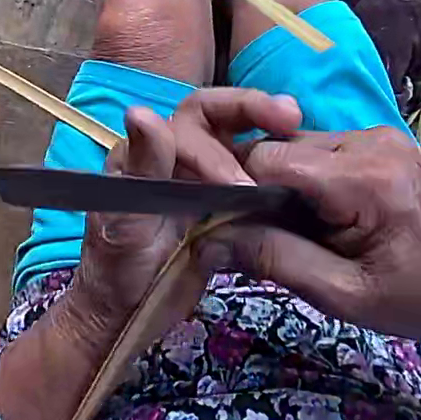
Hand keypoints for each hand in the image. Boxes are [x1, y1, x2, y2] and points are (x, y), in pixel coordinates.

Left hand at [54, 88, 303, 351]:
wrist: (131, 310)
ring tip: (298, 127)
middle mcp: (179, 151)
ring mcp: (205, 172)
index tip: (239, 185)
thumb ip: (141, 168)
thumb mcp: (127, 222)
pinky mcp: (228, 195)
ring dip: (269, 128)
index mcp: (150, 150)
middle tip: (290, 117)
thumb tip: (142, 112)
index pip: (192, 122)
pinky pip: (255, 168)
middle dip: (254, 109)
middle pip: (220, 113)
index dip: (217, 145)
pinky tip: (300, 166)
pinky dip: (277, 163)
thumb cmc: (119, 269)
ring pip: (240, 135)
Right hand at [204, 127, 420, 353]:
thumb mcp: (344, 294)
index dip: (237, 191)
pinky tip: (330, 220)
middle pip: (283, 148)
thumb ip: (274, 259)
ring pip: (303, 148)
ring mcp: (384, 136)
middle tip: (271, 242)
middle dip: (264, 192)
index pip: (267, 158)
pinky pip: (329, 152)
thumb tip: (209, 239)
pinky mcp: (389, 144)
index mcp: (366, 176)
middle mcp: (373, 139)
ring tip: (308, 236)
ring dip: (290, 188)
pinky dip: (314, 182)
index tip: (229, 230)